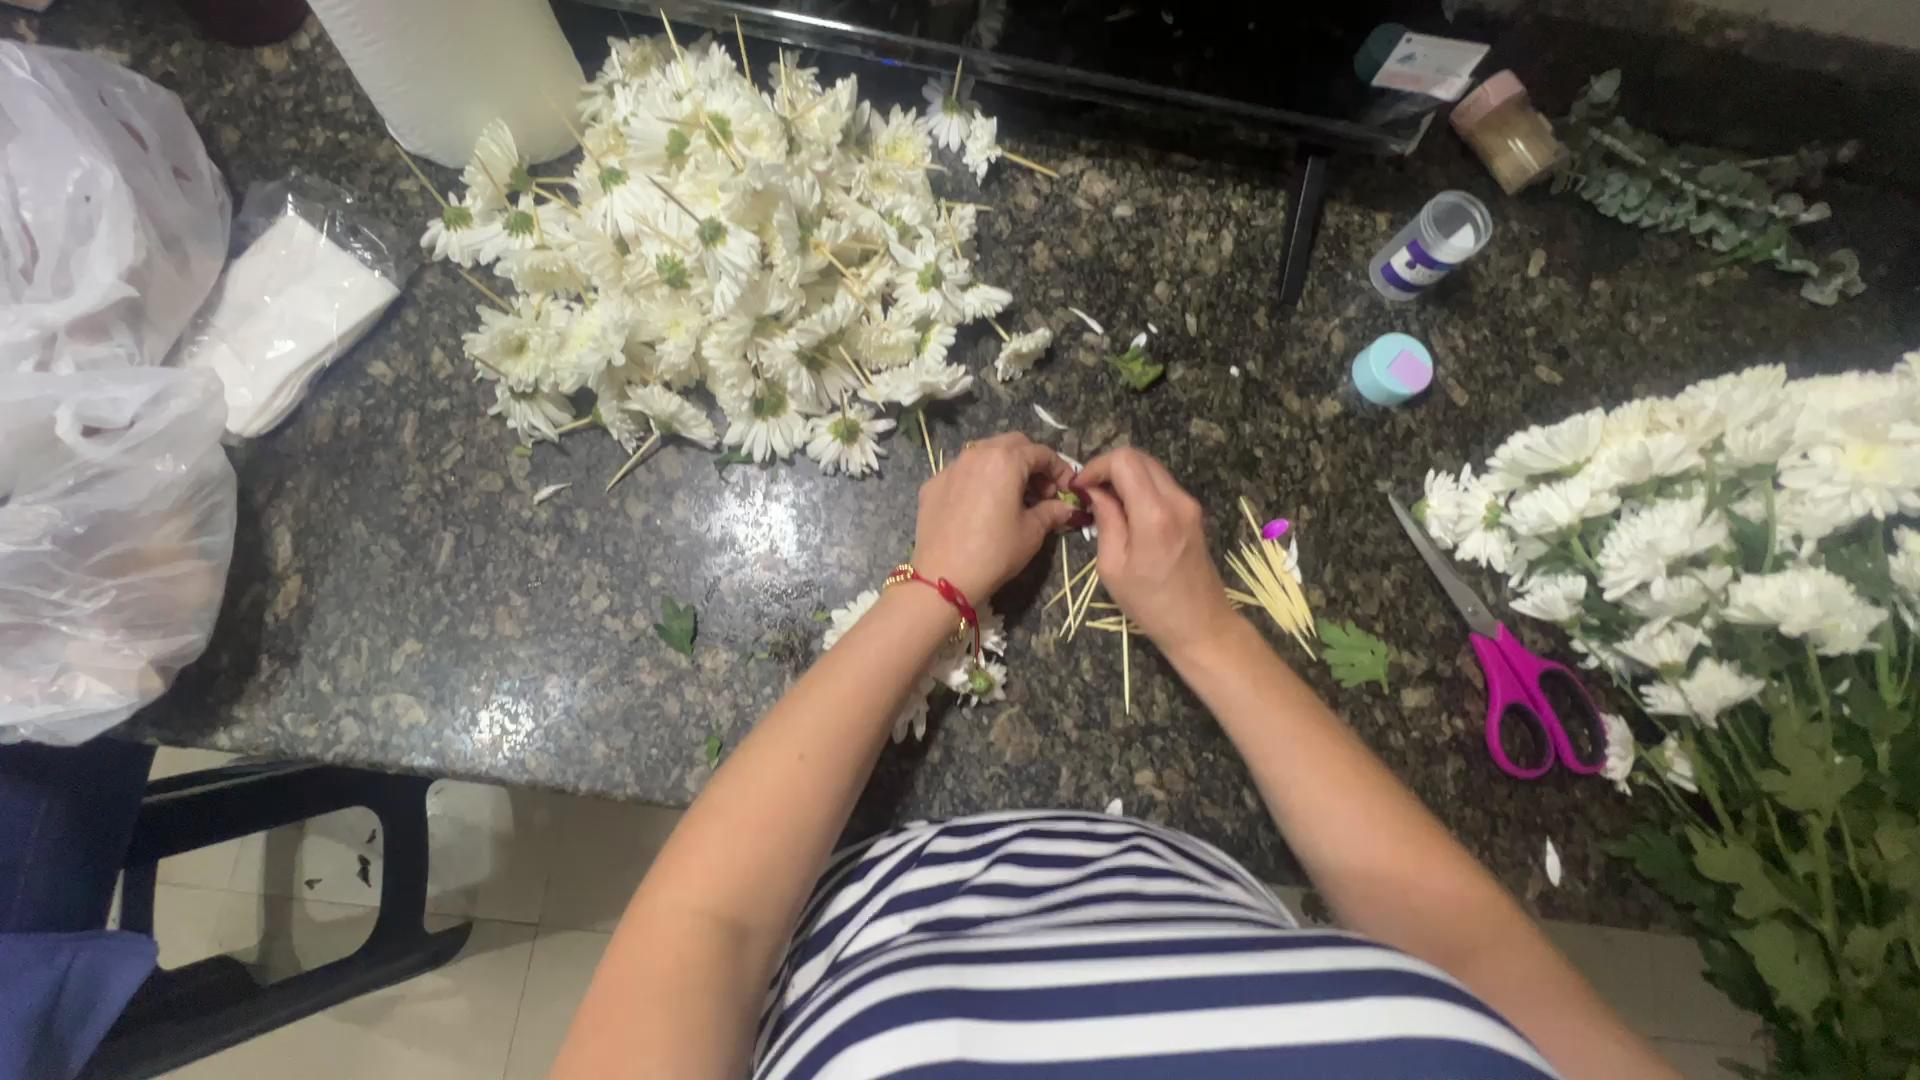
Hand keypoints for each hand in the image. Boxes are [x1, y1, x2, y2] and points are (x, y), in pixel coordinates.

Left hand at [910, 433, 1080, 599]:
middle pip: (1012, 445)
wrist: (943, 577)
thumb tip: (1067, 508)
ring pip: (984, 454)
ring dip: (1005, 468)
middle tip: (1042, 492)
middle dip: (1032, 463)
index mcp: (1005, 461)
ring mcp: (950, 468)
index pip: (1040, 452)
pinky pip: (962, 473)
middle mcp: (976, 455)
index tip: (1067, 489)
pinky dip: (979, 481)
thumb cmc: (994, 552)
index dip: (1059, 468)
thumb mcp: (1031, 533)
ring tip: (1014, 497)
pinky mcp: (932, 485)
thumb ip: (1052, 512)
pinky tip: (982, 506)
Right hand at [1074, 448, 1239, 655]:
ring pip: (1151, 469)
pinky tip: (1125, 511)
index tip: (1079, 487)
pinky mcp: (1193, 512)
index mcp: (1154, 514)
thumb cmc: (1150, 604)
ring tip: (1104, 502)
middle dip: (1108, 468)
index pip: (1123, 461)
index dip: (1096, 467)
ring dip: (1124, 477)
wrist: (1200, 624)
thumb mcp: (1113, 566)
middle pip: (1138, 457)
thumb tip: (1094, 492)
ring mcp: (1189, 504)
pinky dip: (1139, 487)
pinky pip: (1161, 485)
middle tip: (1088, 492)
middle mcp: (1176, 500)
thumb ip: (1105, 520)